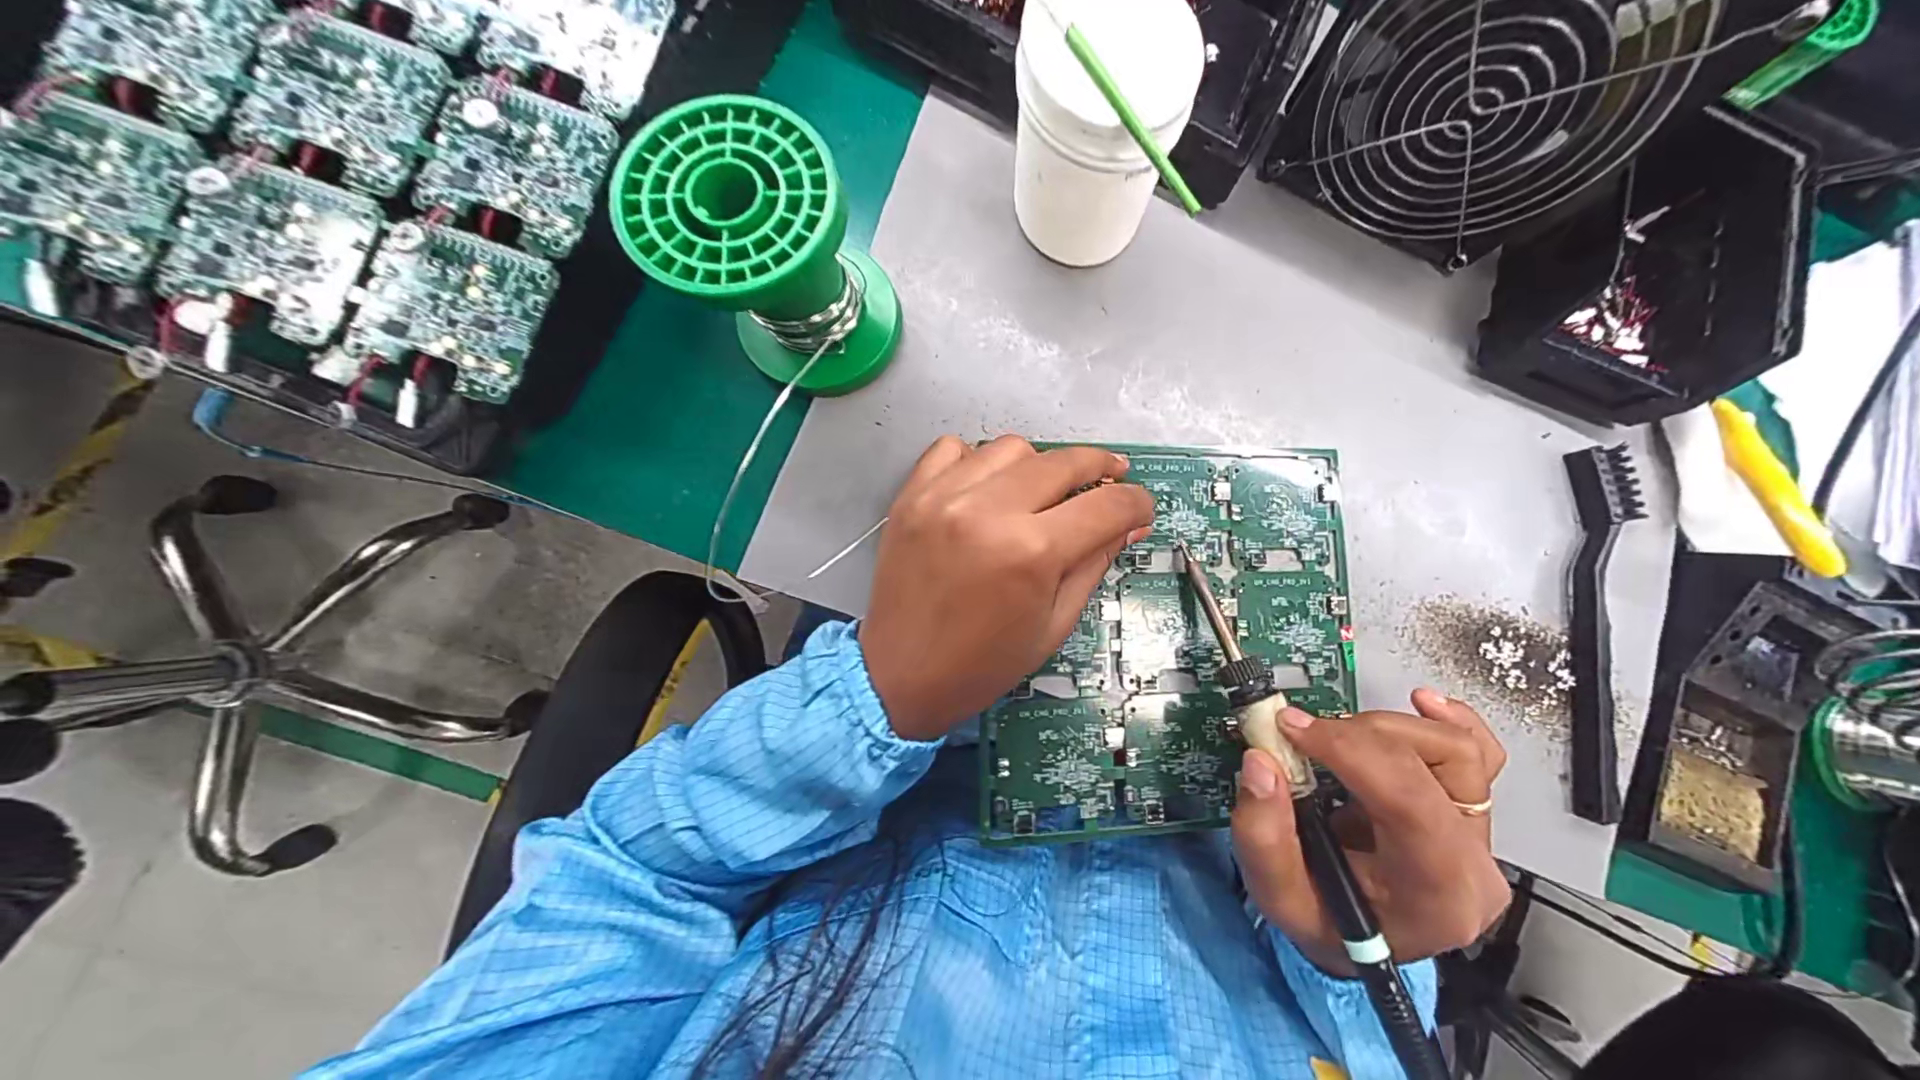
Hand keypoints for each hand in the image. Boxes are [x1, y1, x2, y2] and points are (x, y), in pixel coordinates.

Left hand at [861, 435, 1155, 740]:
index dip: (1135, 504)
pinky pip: (953, 449)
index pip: (1107, 506)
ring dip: (1038, 466)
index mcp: (1031, 553)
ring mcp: (943, 498)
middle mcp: (987, 512)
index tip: (1138, 508)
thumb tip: (1126, 523)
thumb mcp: (1055, 623)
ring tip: (1041, 492)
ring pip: (1012, 448)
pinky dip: (978, 461)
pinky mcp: (911, 496)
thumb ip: (1094, 564)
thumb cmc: (982, 664)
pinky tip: (986, 488)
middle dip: (1099, 469)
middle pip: (1064, 462)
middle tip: (1109, 479)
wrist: (901, 676)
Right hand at [1232, 688, 1510, 973]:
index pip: (1409, 800)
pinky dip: (1445, 720)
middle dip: (1353, 734)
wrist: (1362, 940)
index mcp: (1437, 893)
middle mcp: (1474, 863)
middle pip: (1435, 763)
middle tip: (1297, 732)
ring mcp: (1480, 835)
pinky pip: (1478, 750)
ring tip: (1334, 736)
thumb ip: (1263, 836)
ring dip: (1383, 727)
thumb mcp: (1279, 896)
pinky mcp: (1472, 809)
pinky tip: (1420, 701)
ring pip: (1456, 747)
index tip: (1292, 728)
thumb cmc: (1327, 922)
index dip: (1347, 749)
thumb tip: (1261, 763)